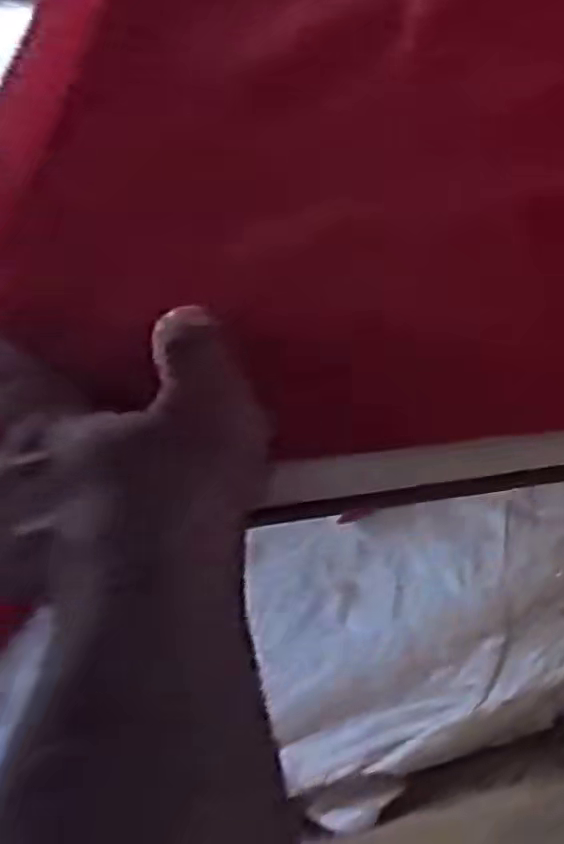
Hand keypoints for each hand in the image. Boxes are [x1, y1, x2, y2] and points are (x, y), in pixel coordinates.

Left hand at [0, 308, 267, 597]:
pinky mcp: (10, 570)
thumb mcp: (212, 409)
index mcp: (37, 421)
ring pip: (1, 488)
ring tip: (44, 486)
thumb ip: (196, 360)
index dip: (13, 348)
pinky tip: (40, 538)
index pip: (9, 369)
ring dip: (16, 481)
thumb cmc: (179, 481)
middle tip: (37, 415)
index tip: (21, 339)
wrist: (149, 581)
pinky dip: (22, 535)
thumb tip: (180, 313)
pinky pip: (9, 544)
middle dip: (14, 419)